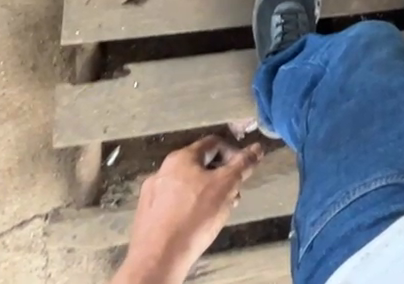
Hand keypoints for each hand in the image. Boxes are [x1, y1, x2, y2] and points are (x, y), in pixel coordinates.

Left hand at [113, 136, 264, 283]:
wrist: (157, 260)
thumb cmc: (195, 216)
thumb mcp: (228, 185)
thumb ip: (244, 164)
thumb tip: (257, 147)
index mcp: (181, 158)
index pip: (214, 143)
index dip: (233, 154)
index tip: (242, 173)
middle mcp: (162, 171)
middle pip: (201, 166)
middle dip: (221, 177)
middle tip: (233, 195)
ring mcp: (151, 195)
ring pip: (188, 186)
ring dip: (207, 193)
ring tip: (218, 212)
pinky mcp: (146, 217)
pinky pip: (174, 204)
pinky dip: (189, 208)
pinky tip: (197, 224)